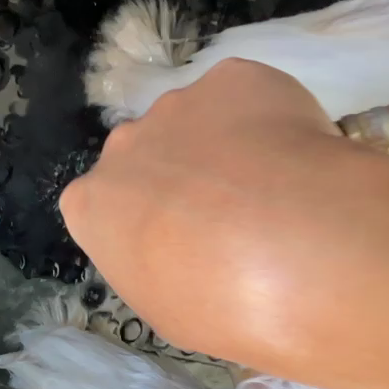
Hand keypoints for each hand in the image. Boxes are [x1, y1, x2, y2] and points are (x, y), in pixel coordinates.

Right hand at [61, 59, 388, 381]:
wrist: (295, 252)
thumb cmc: (218, 304)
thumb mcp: (166, 311)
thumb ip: (152, 267)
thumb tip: (180, 256)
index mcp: (90, 205)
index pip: (103, 207)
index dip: (143, 224)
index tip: (177, 245)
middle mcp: (120, 147)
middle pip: (145, 157)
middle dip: (178, 179)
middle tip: (230, 218)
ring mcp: (175, 106)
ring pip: (195, 122)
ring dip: (223, 147)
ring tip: (274, 189)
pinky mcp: (232, 77)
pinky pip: (247, 94)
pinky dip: (270, 117)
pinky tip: (298, 157)